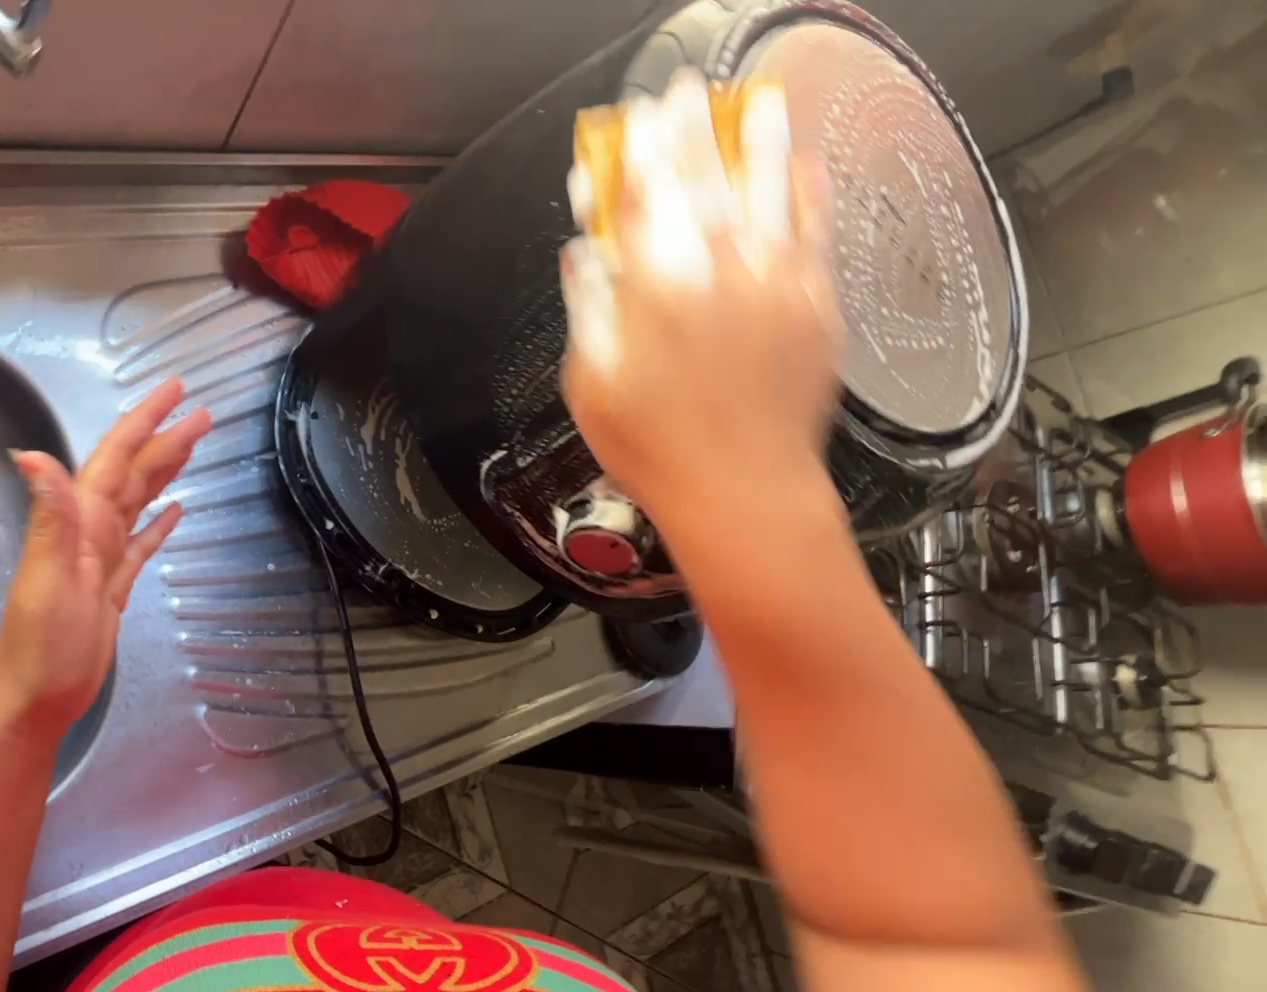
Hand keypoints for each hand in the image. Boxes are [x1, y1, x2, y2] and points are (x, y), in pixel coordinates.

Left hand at [0, 381, 210, 737]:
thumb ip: (50, 517)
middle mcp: (91, 531)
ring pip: (139, 502)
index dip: (145, 422)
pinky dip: (158, 524)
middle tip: (202, 414)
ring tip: (193, 448)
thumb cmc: (41, 645)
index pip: (117, 459)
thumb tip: (33, 453)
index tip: (175, 392)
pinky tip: (175, 512)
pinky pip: (141, 544)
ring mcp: (103, 559)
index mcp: (81, 522)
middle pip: (134, 474)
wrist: (34, 697)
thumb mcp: (48, 578)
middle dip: (166, 440)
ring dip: (164, 473)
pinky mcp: (113, 586)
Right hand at [560, 70, 844, 526]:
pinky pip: (816, 233)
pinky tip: (807, 166)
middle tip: (685, 91)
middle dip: (689, 132)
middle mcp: (716, 275)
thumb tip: (585, 258)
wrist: (742, 491)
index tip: (631, 122)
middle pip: (701, 183)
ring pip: (767, 193)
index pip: (640, 202)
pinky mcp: (815, 307)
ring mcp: (773, 286)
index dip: (633, 155)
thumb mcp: (591, 387)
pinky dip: (811, 195)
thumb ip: (587, 312)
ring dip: (759, 141)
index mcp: (652, 293)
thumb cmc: (655, 449)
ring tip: (757, 101)